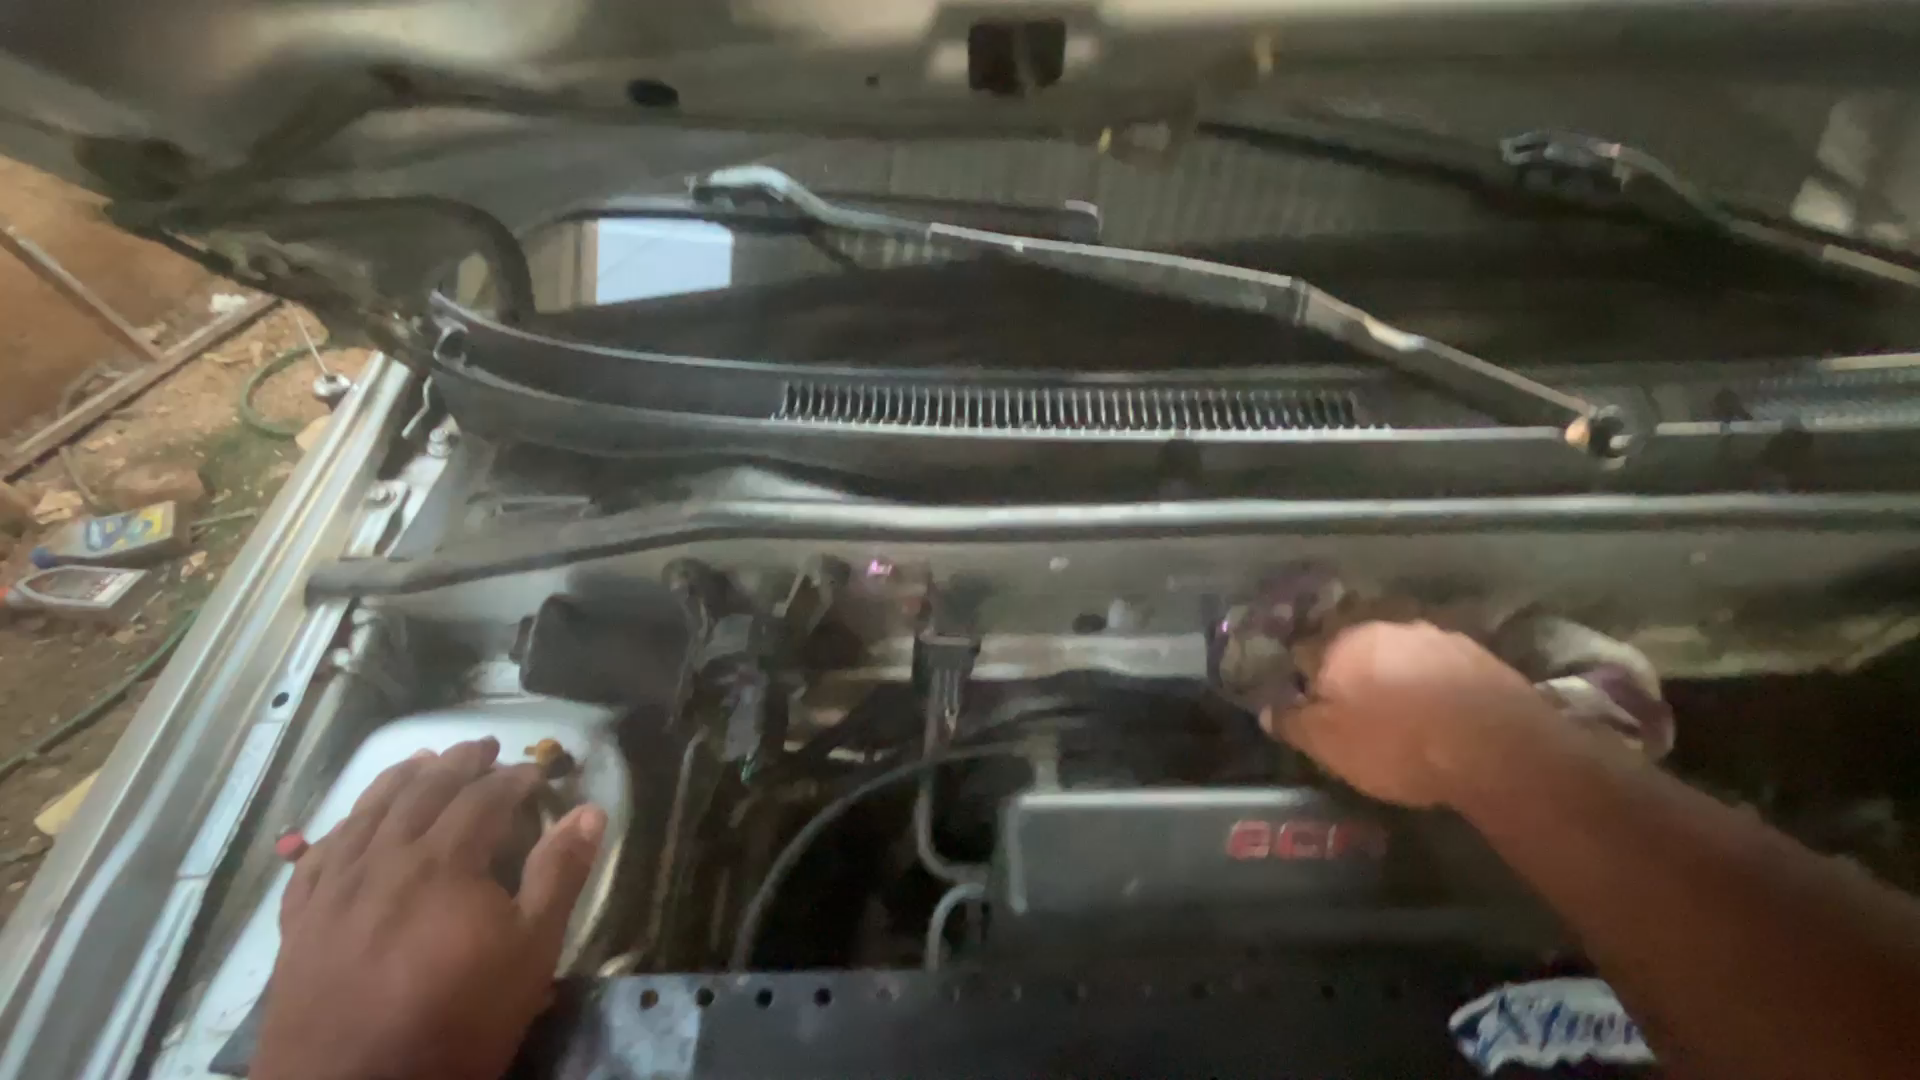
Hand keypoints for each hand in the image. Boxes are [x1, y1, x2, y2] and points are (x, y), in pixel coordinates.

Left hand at [253, 738, 605, 1079]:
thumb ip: (559, 872)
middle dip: (458, 764)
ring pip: (366, 814)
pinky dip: (341, 829)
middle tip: (484, 746)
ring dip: (398, 780)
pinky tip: (352, 824)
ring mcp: (334, 893)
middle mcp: (384, 862)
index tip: (538, 770)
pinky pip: (316, 860)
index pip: (484, 798)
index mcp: (444, 863)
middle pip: (423, 792)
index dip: (514, 778)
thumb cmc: (458, 1022)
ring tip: (422, 761)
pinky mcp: (300, 928)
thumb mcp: (531, 948)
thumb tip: (590, 810)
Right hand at [1261, 621, 1559, 807]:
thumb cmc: (1396, 744)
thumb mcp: (1328, 744)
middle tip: (1356, 711)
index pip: (1305, 653)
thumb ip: (1292, 722)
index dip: (1304, 682)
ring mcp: (1438, 637)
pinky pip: (1441, 669)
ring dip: (1396, 676)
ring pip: (1401, 655)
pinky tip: (1441, 714)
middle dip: (1352, 673)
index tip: (1311, 708)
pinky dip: (1435, 685)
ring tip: (1402, 714)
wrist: (1499, 751)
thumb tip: (1266, 710)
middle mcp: (1387, 627)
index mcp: (1341, 642)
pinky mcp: (1481, 657)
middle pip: (1355, 648)